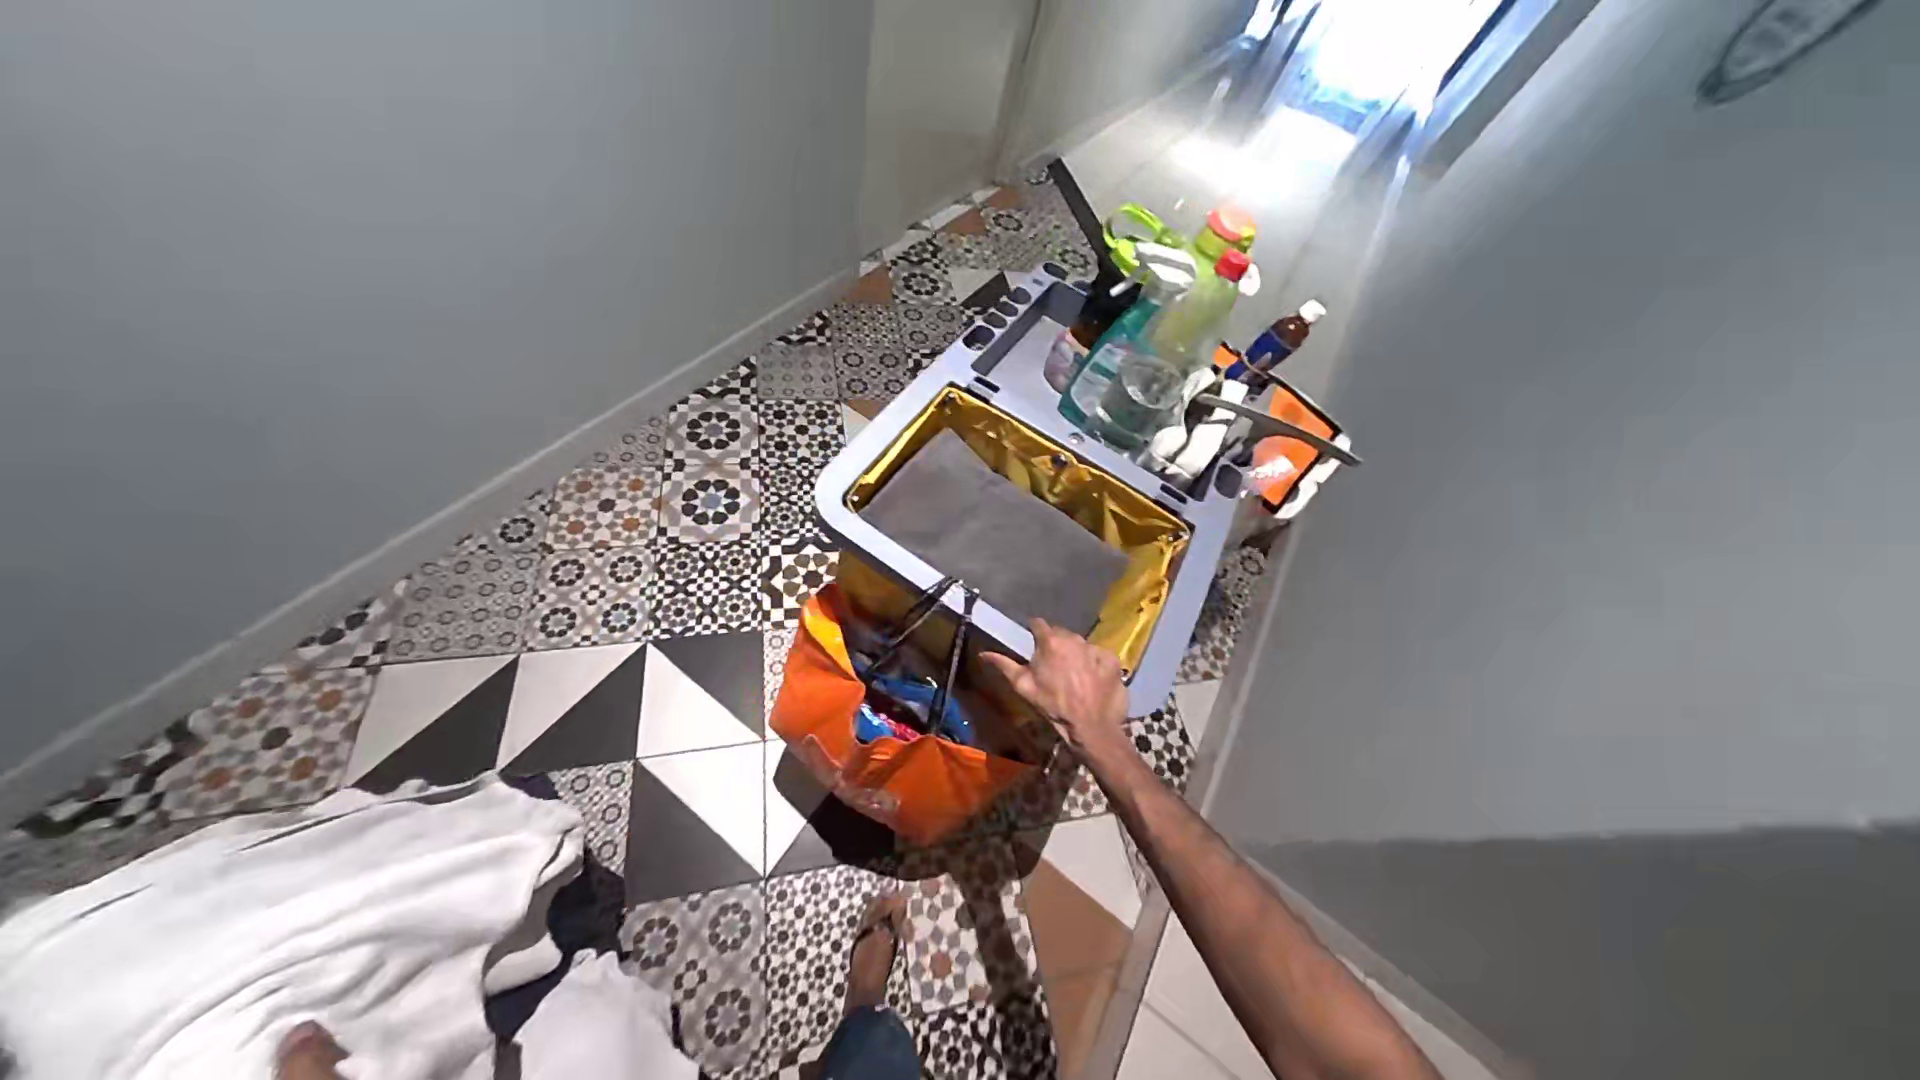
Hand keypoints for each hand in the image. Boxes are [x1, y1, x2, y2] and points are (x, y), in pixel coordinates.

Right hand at [982, 618, 1131, 759]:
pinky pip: (1098, 655)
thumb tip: (983, 653)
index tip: (1033, 642)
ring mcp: (1095, 648)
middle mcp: (1074, 638)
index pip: (1038, 624)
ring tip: (1073, 674)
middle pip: (1060, 634)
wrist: (1091, 727)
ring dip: (1075, 653)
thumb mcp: (1023, 688)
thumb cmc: (1053, 706)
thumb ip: (1004, 665)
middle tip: (1052, 665)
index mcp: (1050, 642)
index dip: (1034, 632)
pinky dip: (1094, 663)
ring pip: (1080, 644)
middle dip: (1055, 645)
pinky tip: (1091, 679)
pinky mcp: (1112, 659)